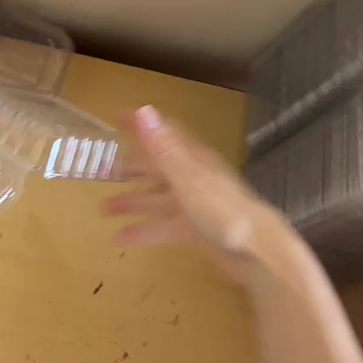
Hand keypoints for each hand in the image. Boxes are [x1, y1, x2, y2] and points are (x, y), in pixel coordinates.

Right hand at [101, 105, 312, 290]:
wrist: (259, 253)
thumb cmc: (223, 211)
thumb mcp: (186, 178)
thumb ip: (162, 147)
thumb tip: (142, 109)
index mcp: (192, 160)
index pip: (164, 132)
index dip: (142, 124)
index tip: (116, 118)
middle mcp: (193, 177)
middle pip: (158, 166)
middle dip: (132, 168)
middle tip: (102, 170)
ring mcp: (196, 204)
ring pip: (157, 198)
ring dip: (132, 201)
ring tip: (103, 208)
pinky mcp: (197, 229)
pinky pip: (164, 225)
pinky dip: (144, 230)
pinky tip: (121, 239)